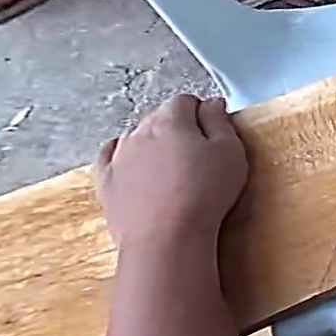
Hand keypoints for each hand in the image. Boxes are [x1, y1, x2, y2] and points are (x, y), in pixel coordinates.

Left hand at [95, 94, 248, 254]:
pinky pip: (112, 157)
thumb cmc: (207, 189)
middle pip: (159, 116)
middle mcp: (137, 133)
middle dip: (180, 124)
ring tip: (177, 161)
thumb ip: (219, 121)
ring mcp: (116, 157)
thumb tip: (211, 103)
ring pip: (137, 136)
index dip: (203, 110)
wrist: (166, 234)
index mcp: (170, 122)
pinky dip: (126, 155)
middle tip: (203, 146)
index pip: (184, 100)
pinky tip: (138, 163)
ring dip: (156, 141)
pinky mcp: (105, 181)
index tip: (218, 126)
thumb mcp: (230, 150)